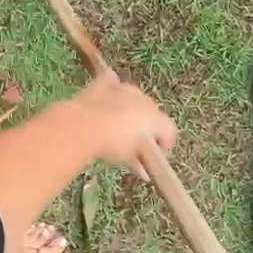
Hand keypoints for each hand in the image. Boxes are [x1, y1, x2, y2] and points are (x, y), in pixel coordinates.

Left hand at [62, 72, 176, 172]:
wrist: (83, 125)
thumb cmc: (111, 144)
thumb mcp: (128, 158)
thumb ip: (139, 162)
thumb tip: (143, 172)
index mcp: (155, 118)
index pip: (169, 131)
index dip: (164, 144)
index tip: (153, 158)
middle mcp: (144, 100)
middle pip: (152, 113)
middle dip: (146, 127)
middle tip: (134, 143)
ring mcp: (124, 89)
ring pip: (134, 97)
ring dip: (130, 109)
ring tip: (118, 124)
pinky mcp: (104, 83)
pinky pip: (112, 80)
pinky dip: (111, 87)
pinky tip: (105, 97)